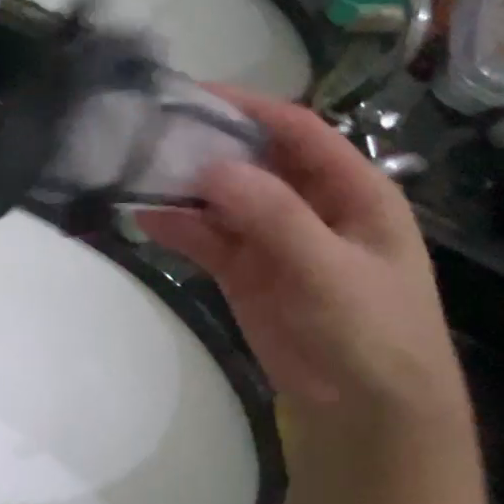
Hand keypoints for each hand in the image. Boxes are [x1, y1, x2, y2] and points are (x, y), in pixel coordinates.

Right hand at [135, 86, 467, 423]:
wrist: (365, 407)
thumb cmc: (369, 329)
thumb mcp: (328, 268)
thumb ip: (272, 216)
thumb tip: (211, 169)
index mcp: (352, 191)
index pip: (296, 132)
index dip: (248, 109)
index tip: (191, 96)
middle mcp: (311, 206)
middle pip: (252, 161)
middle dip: (205, 145)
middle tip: (148, 133)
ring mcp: (273, 240)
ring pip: (222, 199)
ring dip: (183, 188)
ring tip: (133, 173)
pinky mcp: (244, 271)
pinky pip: (205, 238)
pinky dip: (176, 227)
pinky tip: (142, 216)